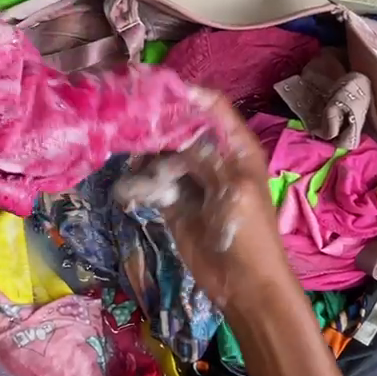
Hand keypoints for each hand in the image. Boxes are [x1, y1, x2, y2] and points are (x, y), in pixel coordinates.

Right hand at [116, 91, 292, 312]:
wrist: (245, 286)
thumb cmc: (249, 233)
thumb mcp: (232, 188)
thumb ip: (203, 158)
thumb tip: (170, 137)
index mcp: (236, 147)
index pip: (211, 107)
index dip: (186, 95)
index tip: (154, 90)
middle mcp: (212, 156)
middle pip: (181, 128)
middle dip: (157, 125)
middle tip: (128, 122)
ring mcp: (191, 179)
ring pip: (162, 154)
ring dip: (144, 155)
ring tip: (128, 158)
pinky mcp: (173, 203)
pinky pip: (152, 184)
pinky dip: (139, 184)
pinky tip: (129, 188)